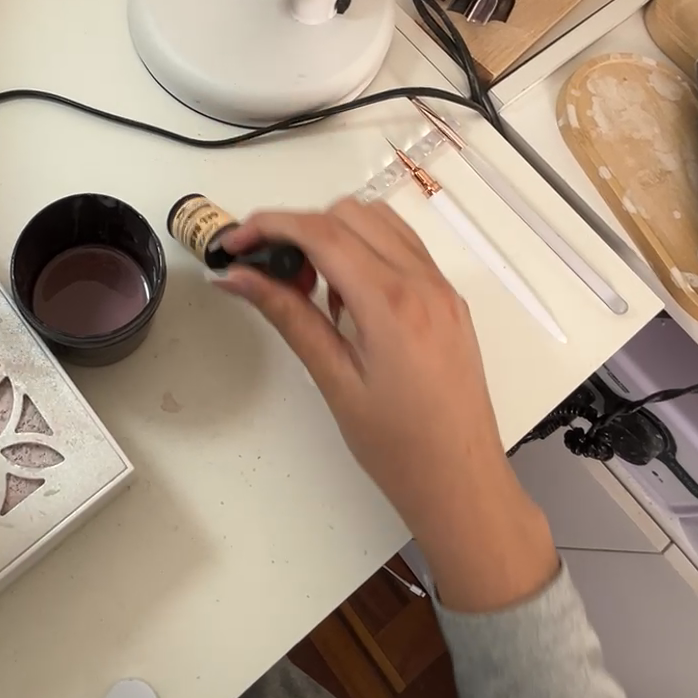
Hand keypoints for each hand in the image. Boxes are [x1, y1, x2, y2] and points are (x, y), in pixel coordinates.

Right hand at [215, 199, 558, 611]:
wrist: (464, 484)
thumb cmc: (395, 447)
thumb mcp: (333, 379)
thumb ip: (287, 315)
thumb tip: (235, 276)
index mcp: (391, 303)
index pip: (321, 232)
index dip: (269, 226)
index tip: (233, 243)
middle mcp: (422, 280)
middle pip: (348, 213)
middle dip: (299, 229)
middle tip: (272, 274)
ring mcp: (441, 286)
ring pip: (377, 220)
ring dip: (333, 234)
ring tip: (311, 287)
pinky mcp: (448, 297)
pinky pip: (400, 246)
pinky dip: (364, 249)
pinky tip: (348, 296)